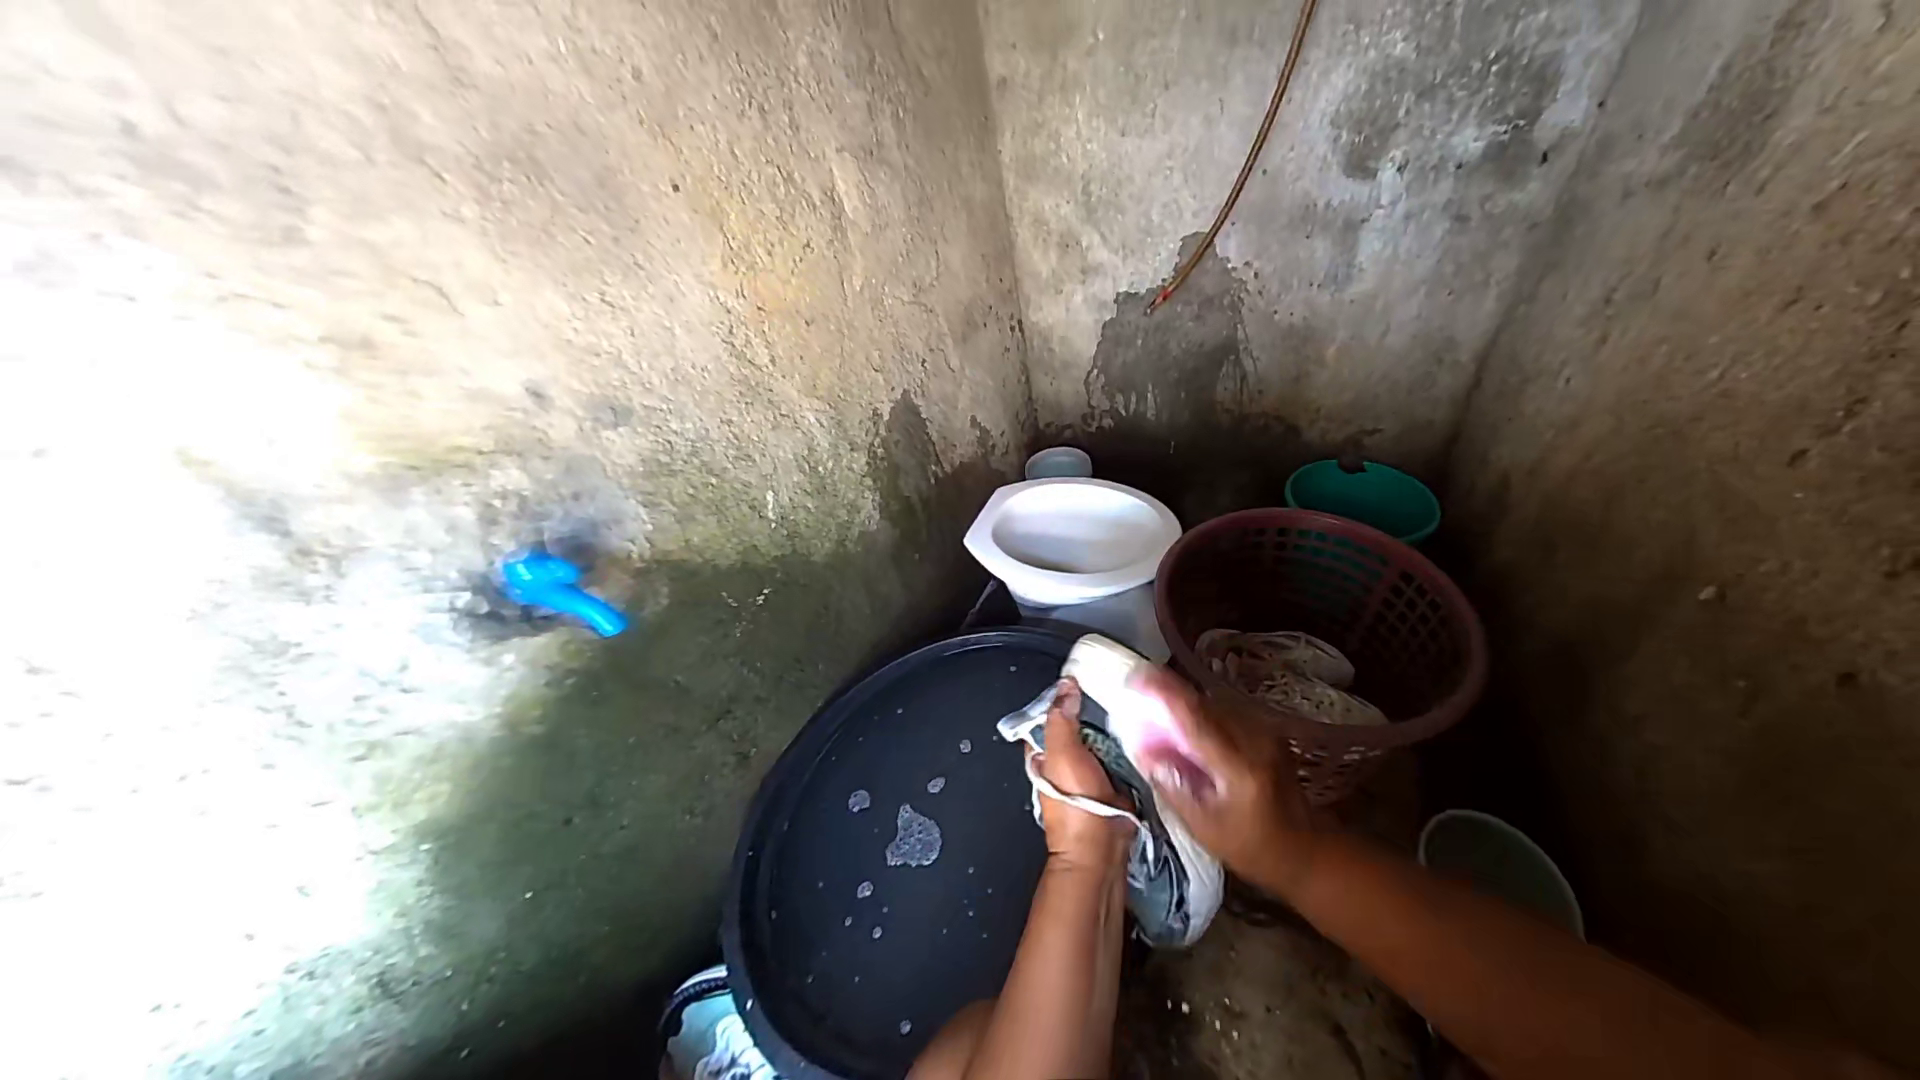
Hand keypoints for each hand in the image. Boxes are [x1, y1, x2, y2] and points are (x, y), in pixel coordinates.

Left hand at [1028, 678, 1132, 871]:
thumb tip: (1066, 684)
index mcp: (1043, 749)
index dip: (1066, 694)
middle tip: (1117, 686)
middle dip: (1097, 708)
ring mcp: (1092, 768)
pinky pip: (1123, 753)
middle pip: (1081, 721)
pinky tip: (1144, 727)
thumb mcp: (1062, 753)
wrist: (1102, 848)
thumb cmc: (1075, 802)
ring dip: (1116, 725)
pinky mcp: (1116, 778)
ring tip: (1134, 701)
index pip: (1051, 712)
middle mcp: (1066, 756)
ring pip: (1104, 736)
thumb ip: (1061, 718)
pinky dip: (1131, 744)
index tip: (1087, 675)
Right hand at [1129, 666, 1320, 896]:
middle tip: (1133, 696)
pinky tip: (1181, 725)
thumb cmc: (1251, 847)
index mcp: (1240, 766)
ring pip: (1210, 703)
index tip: (1134, 679)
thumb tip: (1139, 747)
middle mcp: (1255, 739)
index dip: (1163, 693)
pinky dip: (1196, 712)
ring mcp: (1264, 731)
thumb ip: (1171, 784)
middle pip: (1201, 703)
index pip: (1196, 717)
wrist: (1307, 850)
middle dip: (1164, 694)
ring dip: (1179, 702)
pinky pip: (1221, 711)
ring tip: (1151, 710)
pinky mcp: (1265, 730)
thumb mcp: (1203, 826)